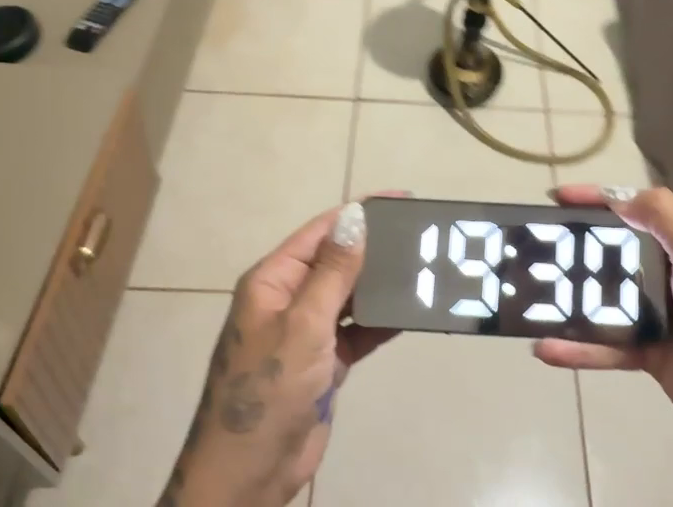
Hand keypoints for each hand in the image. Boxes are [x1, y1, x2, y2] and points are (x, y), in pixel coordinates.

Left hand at [157, 201, 397, 506]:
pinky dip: (381, 320)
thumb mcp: (303, 324)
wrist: (248, 472)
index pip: (321, 232)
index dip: (360, 212)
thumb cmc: (268, 389)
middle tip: (421, 235)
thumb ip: (334, 271)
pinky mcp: (323, 361)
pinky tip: (412, 310)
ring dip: (381, 283)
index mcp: (273, 280)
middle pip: (337, 260)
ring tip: (423, 266)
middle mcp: (289, 299)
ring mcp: (306, 331)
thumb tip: (354, 215)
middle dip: (374, 246)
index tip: (401, 200)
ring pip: (350, 294)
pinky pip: (357, 330)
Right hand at [536, 185, 672, 506]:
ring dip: (572, 299)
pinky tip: (546, 349)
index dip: (602, 200)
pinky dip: (579, 347)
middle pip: (618, 253)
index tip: (560, 197)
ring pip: (608, 300)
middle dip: (578, 249)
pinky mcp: (653, 356)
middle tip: (534, 245)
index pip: (642, 210)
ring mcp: (663, 317)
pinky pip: (609, 347)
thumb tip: (620, 197)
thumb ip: (666, 222)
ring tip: (530, 295)